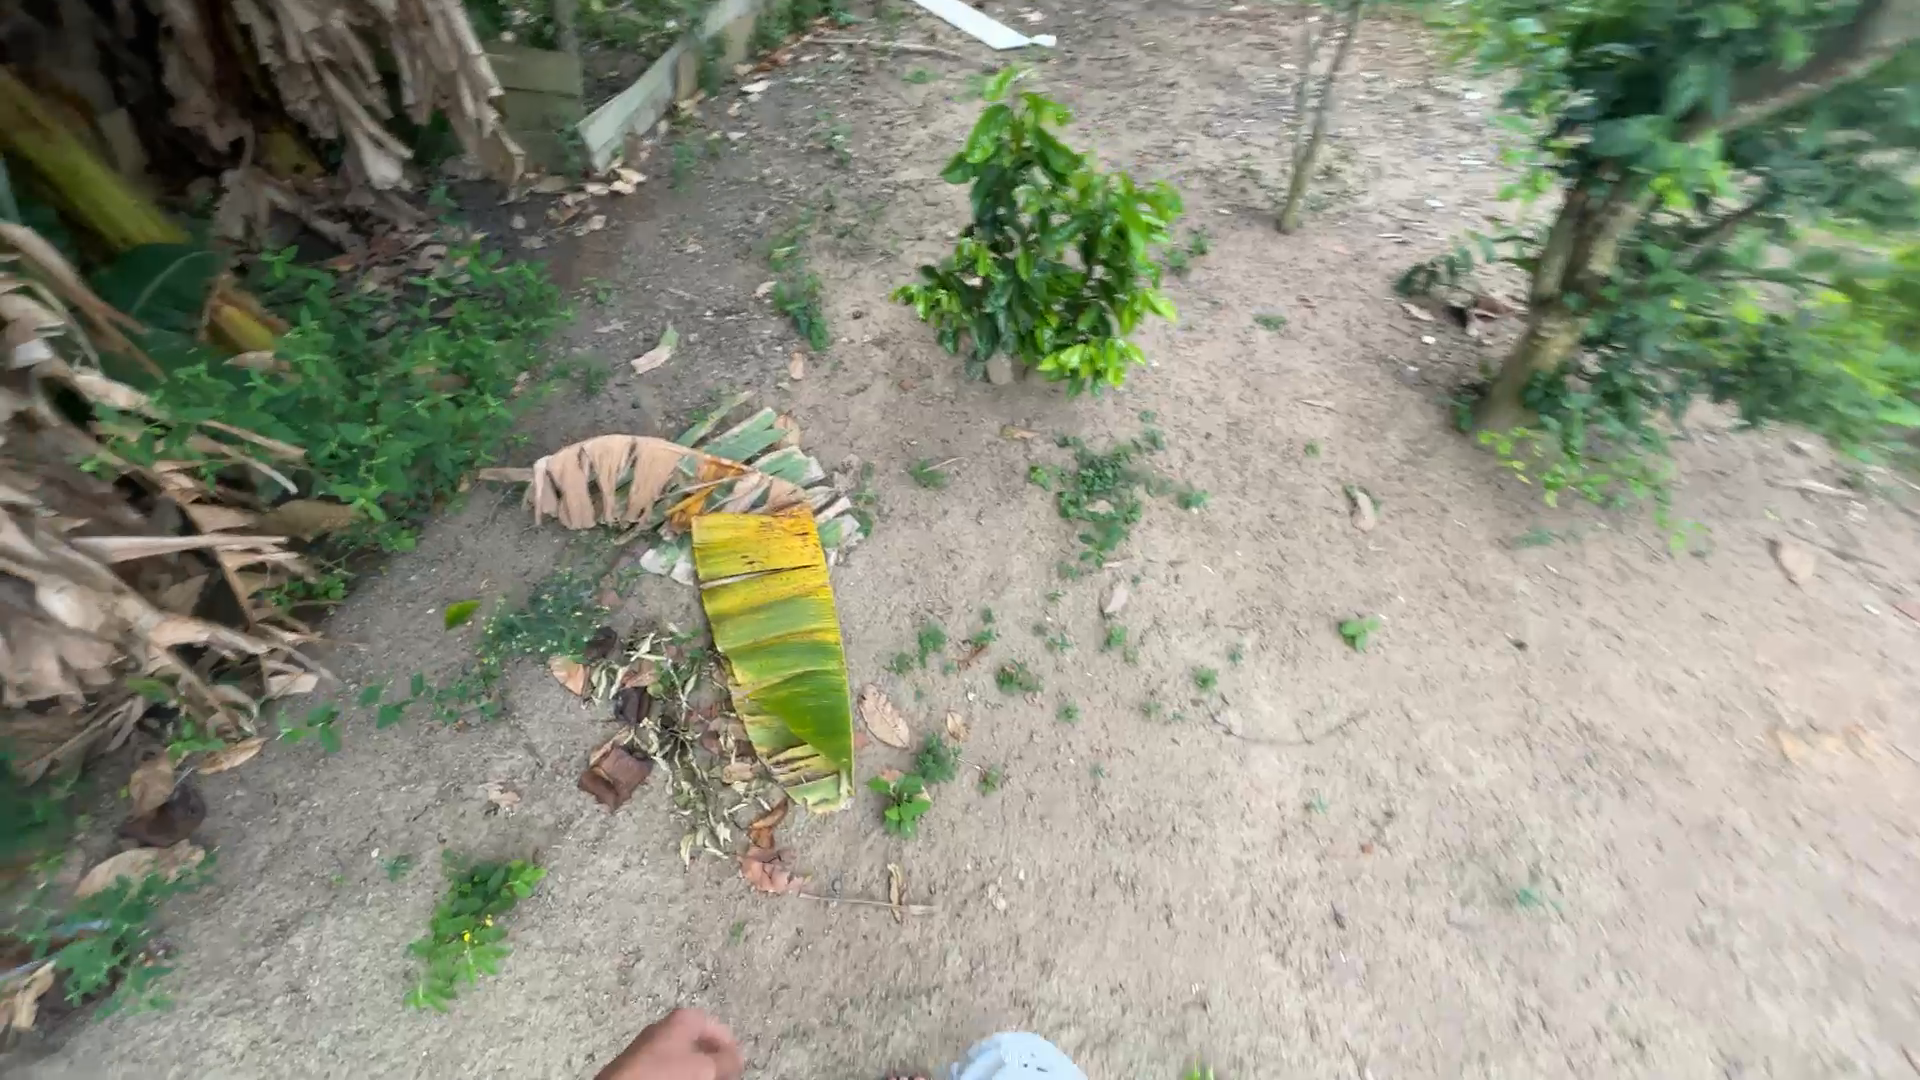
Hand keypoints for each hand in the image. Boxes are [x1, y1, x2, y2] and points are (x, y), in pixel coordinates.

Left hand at [595, 1009, 743, 1079]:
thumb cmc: (663, 1076)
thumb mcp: (704, 1069)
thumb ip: (726, 1061)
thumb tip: (738, 1058)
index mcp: (684, 1018)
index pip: (719, 1029)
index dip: (731, 1051)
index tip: (737, 1070)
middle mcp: (665, 1027)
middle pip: (699, 1044)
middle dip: (711, 1063)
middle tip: (720, 1077)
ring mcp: (647, 1048)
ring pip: (680, 1059)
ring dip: (694, 1072)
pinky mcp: (633, 1069)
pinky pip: (664, 1070)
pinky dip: (675, 1076)